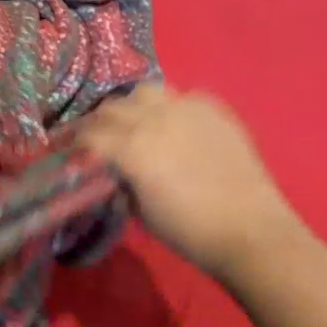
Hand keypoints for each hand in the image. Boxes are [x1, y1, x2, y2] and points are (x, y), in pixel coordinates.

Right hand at [80, 84, 306, 280]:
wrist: (253, 234)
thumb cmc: (190, 231)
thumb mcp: (139, 210)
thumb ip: (120, 181)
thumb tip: (112, 171)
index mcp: (131, 148)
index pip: (88, 135)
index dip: (76, 145)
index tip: (73, 155)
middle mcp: (154, 120)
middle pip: (111, 108)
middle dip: (99, 124)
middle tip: (99, 140)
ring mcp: (187, 111)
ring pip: (145, 91)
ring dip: (133, 106)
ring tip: (137, 123)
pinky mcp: (215, 112)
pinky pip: (184, 97)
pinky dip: (173, 108)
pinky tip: (176, 125)